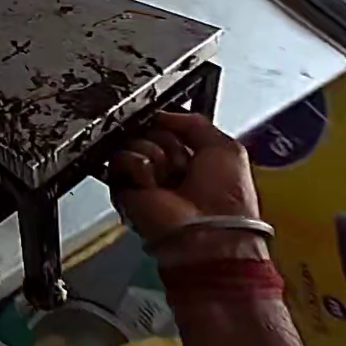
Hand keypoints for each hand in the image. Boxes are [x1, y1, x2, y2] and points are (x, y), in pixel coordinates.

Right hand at [110, 111, 267, 260]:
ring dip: (155, 155)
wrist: (207, 232)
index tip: (180, 134)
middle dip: (166, 142)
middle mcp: (163, 166)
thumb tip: (162, 113)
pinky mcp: (123, 188)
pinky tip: (152, 183)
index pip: (166, 125)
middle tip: (181, 165)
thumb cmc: (226, 198)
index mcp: (189, 158)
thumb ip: (195, 123)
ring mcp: (142, 177)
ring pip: (133, 142)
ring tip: (167, 177)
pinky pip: (119, 159)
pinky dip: (138, 166)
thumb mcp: (226, 148)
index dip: (172, 126)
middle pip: (148, 130)